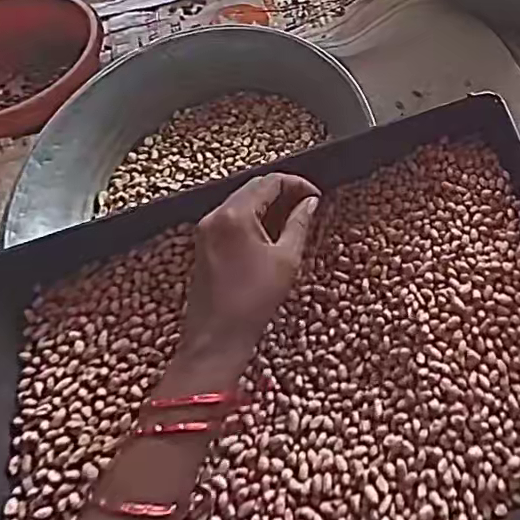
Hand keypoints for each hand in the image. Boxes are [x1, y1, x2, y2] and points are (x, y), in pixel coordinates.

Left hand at [183, 173, 319, 362]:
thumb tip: (310, 202)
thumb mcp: (286, 258)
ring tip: (294, 217)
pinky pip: (232, 218)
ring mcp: (206, 230)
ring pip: (242, 201)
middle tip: (308, 204)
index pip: (269, 182)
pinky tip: (272, 232)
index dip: (297, 183)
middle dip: (283, 191)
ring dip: (269, 204)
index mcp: (234, 215)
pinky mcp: (204, 244)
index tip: (315, 196)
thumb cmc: (253, 300)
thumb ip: (299, 223)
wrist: (216, 338)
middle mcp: (215, 216)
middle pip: (254, 187)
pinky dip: (254, 217)